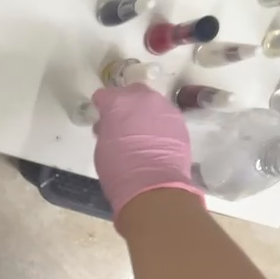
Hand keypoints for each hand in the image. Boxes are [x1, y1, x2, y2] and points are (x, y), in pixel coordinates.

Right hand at [92, 84, 200, 214]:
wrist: (153, 186)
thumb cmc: (118, 169)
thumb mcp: (102, 147)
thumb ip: (106, 129)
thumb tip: (110, 126)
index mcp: (118, 102)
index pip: (105, 95)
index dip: (100, 105)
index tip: (99, 114)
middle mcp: (143, 98)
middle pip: (132, 92)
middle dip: (125, 103)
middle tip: (120, 121)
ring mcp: (165, 108)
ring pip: (151, 103)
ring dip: (143, 113)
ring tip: (138, 134)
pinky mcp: (180, 122)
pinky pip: (164, 117)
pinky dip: (157, 125)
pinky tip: (153, 142)